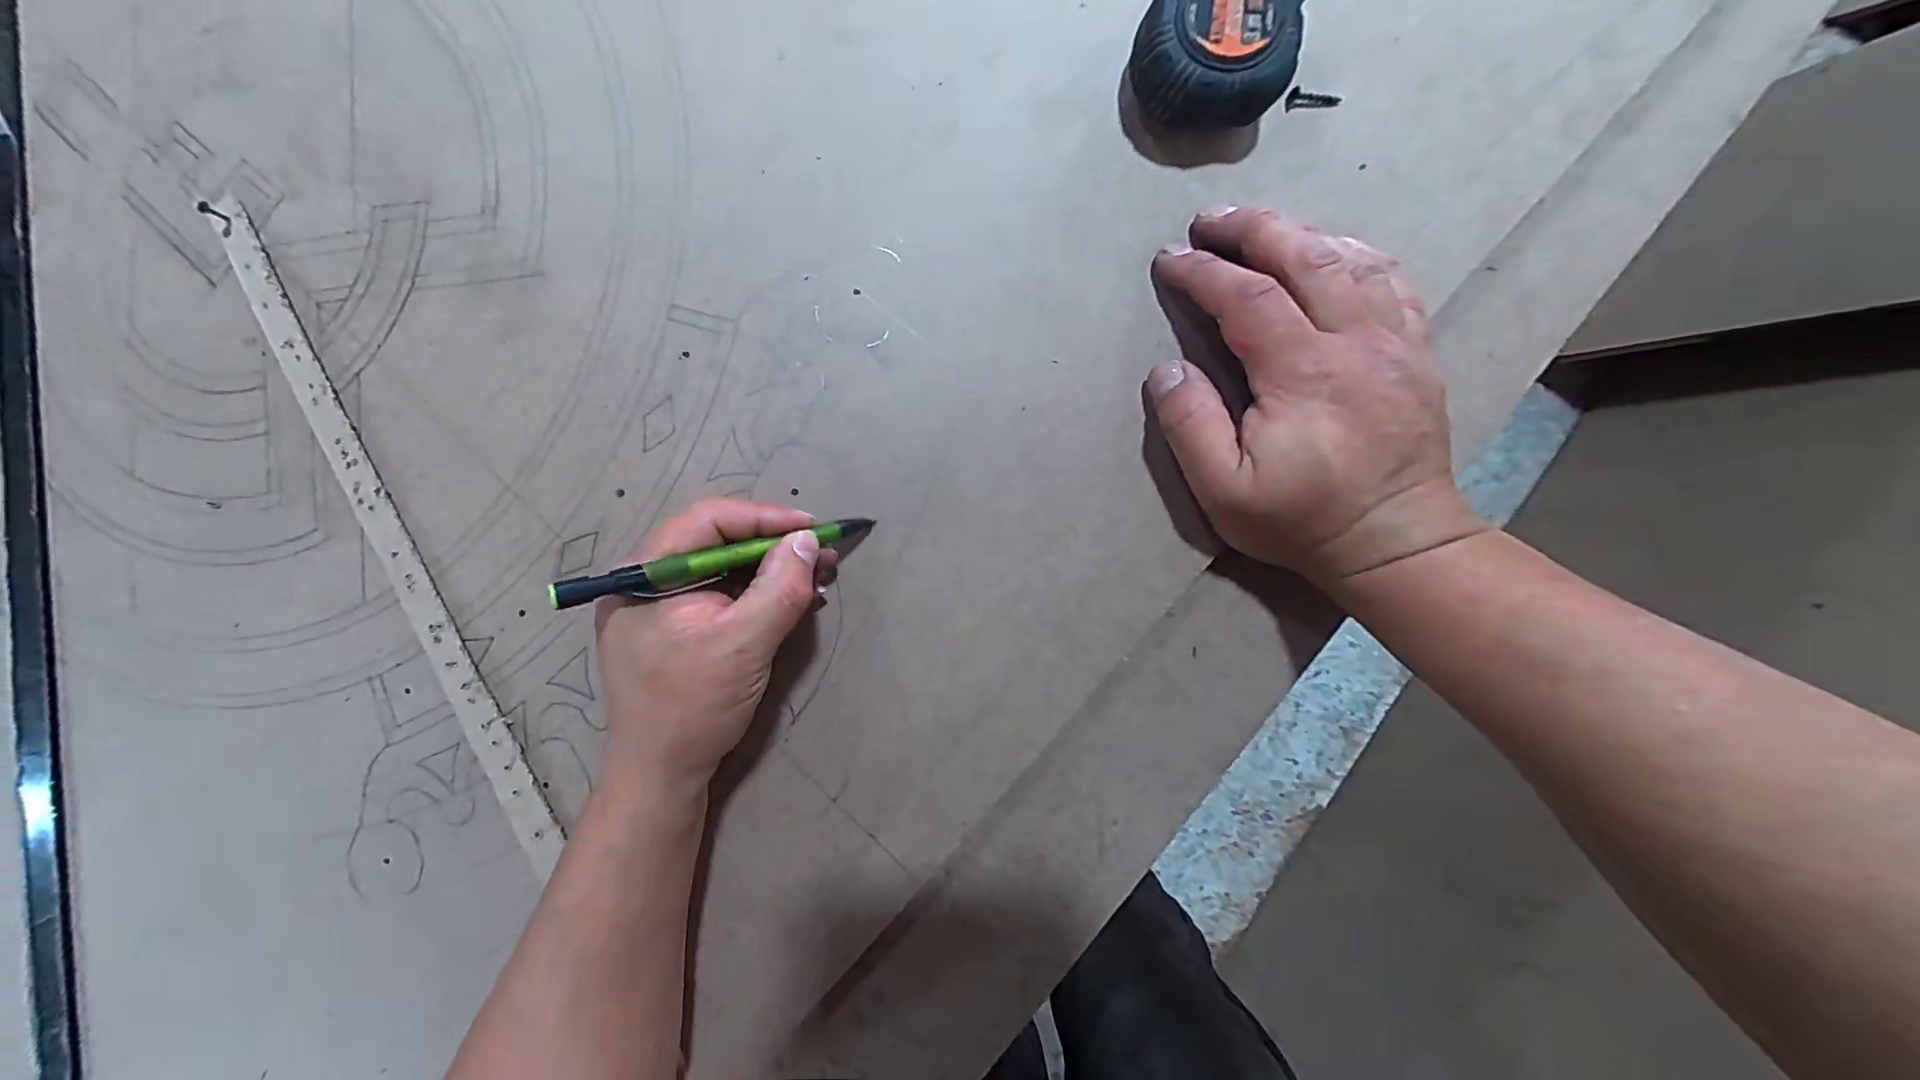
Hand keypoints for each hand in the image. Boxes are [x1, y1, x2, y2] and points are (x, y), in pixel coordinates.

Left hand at [593, 499, 836, 801]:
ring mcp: (664, 605)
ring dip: (775, 569)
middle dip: (776, 546)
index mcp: (646, 575)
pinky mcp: (681, 627)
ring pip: (726, 568)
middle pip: (719, 541)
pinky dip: (763, 593)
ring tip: (820, 576)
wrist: (662, 775)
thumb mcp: (744, 644)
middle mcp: (650, 581)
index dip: (765, 519)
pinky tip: (797, 598)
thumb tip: (809, 541)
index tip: (813, 530)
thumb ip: (779, 588)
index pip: (708, 522)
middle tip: (823, 555)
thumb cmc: (693, 708)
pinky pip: (725, 594)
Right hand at [1147, 207, 1489, 583]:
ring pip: (1350, 260)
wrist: (1393, 540)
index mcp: (1303, 373)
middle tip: (1210, 220)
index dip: (1203, 272)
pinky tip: (1330, 253)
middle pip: (1304, 257)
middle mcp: (1355, 341)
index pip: (1247, 297)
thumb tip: (1166, 369)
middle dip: (1251, 229)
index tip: (1170, 259)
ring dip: (1299, 234)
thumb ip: (1189, 425)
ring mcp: (1395, 342)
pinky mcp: (1415, 353)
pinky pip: (1390, 281)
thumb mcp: (1223, 490)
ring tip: (1259, 229)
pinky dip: (1353, 255)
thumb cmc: (1300, 520)